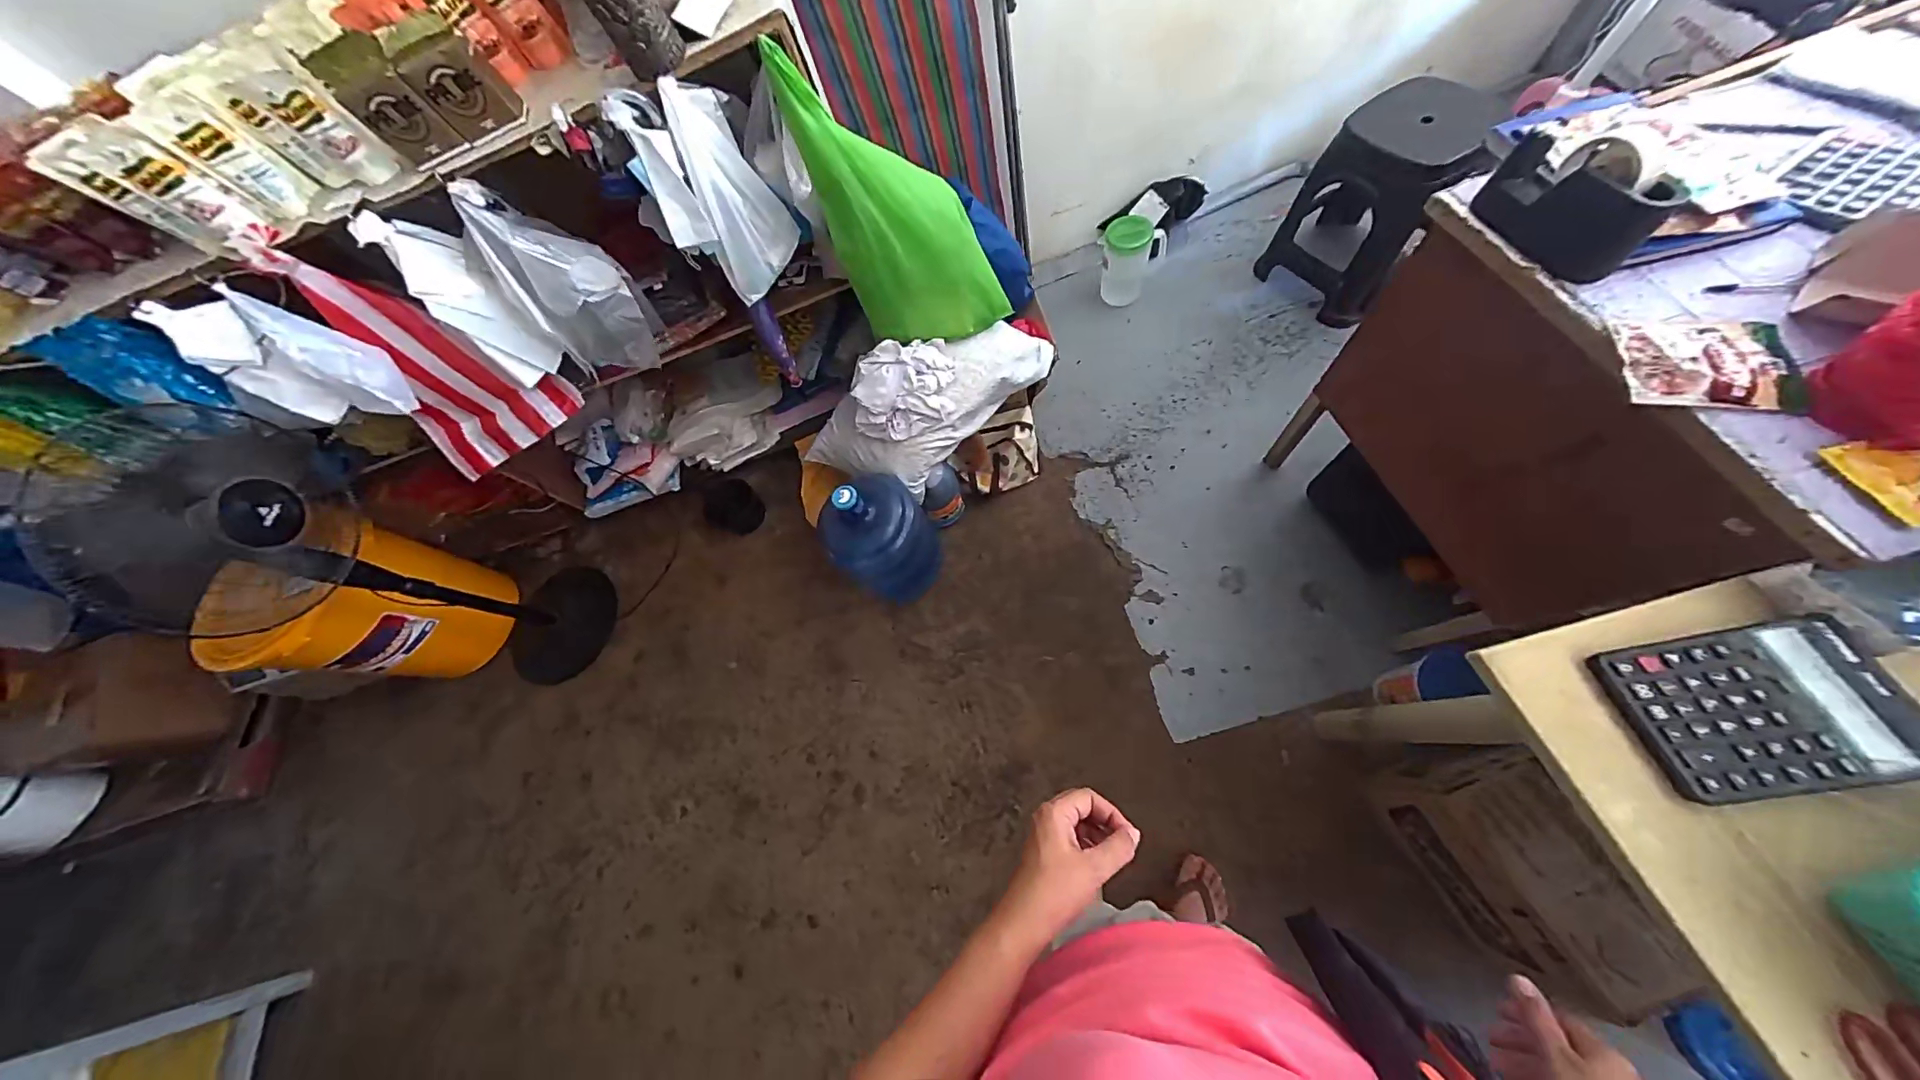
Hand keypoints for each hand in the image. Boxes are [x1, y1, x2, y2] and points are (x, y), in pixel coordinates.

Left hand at [992, 788, 1139, 944]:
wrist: (1024, 922)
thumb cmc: (1055, 893)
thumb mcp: (1094, 868)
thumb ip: (1119, 847)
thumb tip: (1132, 834)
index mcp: (1054, 813)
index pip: (1089, 797)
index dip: (1112, 813)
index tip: (1126, 835)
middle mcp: (1045, 819)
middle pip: (1082, 807)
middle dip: (1105, 823)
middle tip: (1121, 843)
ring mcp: (1041, 835)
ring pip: (1076, 824)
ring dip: (1096, 836)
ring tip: (1111, 857)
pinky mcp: (1042, 853)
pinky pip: (1069, 839)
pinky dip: (1085, 847)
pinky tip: (1095, 867)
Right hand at [1490, 975, 1641, 1079]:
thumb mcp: (1555, 1055)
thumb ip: (1536, 1017)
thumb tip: (1517, 976)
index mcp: (1602, 1051)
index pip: (1560, 1019)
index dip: (1526, 1010)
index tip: (1497, 1011)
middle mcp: (1607, 1068)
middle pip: (1557, 1043)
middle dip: (1520, 1037)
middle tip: (1491, 1037)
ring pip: (1557, 1066)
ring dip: (1524, 1059)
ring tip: (1496, 1061)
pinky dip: (1535, 1075)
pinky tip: (1516, 1077)